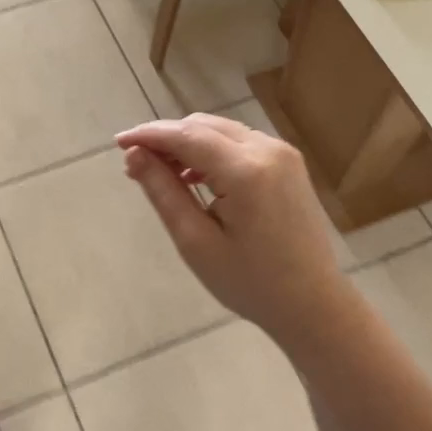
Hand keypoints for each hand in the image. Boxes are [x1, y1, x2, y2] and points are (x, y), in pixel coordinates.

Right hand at [117, 114, 345, 347]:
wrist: (313, 304)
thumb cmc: (250, 282)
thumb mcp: (196, 241)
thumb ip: (163, 191)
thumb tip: (133, 155)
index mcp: (246, 170)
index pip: (186, 136)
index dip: (149, 135)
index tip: (118, 143)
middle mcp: (268, 150)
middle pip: (203, 126)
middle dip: (166, 137)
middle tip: (135, 162)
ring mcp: (283, 154)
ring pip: (221, 131)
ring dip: (188, 142)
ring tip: (161, 171)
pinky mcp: (289, 164)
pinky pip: (240, 143)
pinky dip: (212, 150)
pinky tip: (195, 176)